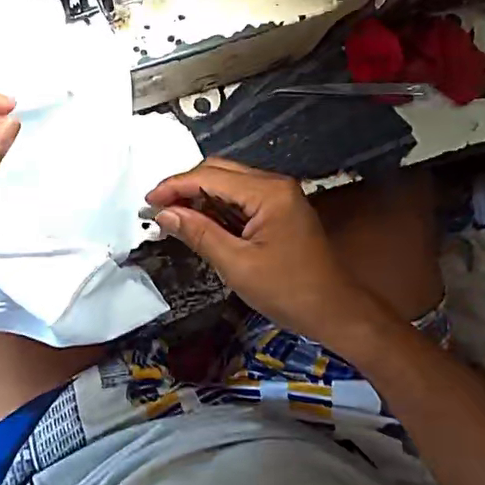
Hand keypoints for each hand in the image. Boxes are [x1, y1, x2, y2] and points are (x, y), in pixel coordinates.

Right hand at [145, 159, 378, 339]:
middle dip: (184, 187)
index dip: (174, 187)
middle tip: (158, 209)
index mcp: (267, 193)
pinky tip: (197, 222)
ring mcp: (278, 196)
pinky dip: (213, 206)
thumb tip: (163, 214)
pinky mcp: (277, 210)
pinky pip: (237, 197)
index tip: (148, 202)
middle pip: (217, 171)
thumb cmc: (288, 290)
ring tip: (172, 216)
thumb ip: (198, 233)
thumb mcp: (236, 264)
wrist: (336, 313)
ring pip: (226, 182)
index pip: (209, 177)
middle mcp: (274, 185)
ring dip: (197, 196)